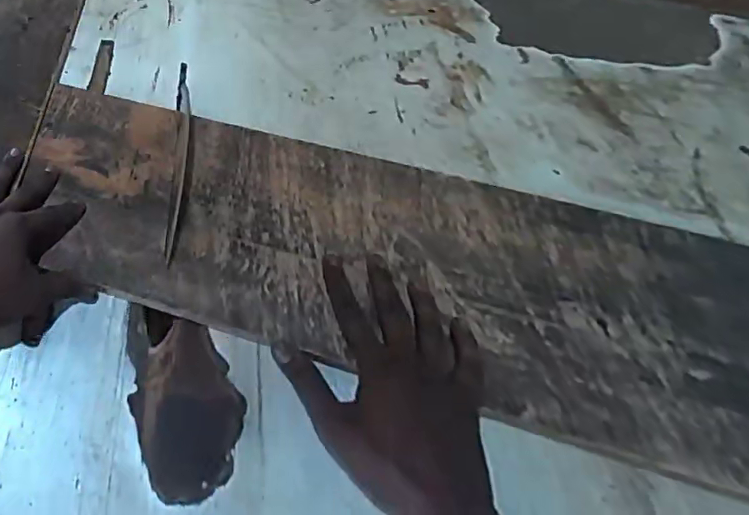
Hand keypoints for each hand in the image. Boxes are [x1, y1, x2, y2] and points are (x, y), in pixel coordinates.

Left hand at [0, 149, 93, 347]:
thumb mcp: (34, 294)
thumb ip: (62, 287)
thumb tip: (93, 289)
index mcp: (21, 228)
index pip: (51, 217)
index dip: (67, 212)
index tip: (81, 204)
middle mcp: (1, 214)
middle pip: (26, 194)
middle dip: (42, 182)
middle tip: (53, 168)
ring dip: (7, 169)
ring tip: (16, 151)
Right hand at [276, 258, 494, 514]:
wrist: (443, 508)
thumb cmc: (384, 466)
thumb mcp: (335, 428)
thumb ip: (308, 384)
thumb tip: (280, 344)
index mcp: (377, 368)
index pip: (353, 318)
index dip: (340, 286)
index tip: (332, 259)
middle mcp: (410, 365)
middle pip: (395, 316)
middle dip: (383, 285)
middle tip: (376, 258)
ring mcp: (442, 381)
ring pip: (432, 332)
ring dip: (424, 304)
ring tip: (416, 280)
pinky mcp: (466, 400)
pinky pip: (467, 364)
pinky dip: (465, 343)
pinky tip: (461, 325)